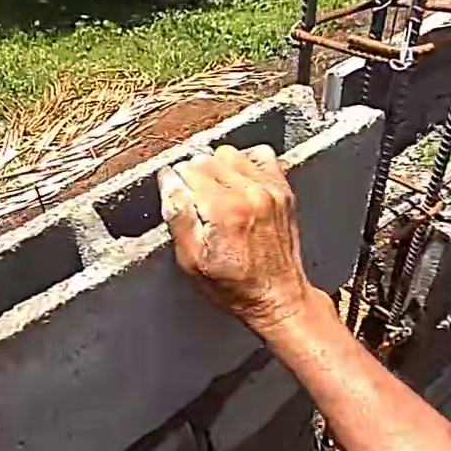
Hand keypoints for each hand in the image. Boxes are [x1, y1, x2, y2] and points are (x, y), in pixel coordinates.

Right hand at [159, 145, 322, 338]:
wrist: (276, 296)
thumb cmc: (235, 286)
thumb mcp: (191, 261)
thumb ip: (178, 217)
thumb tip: (168, 183)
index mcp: (225, 210)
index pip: (187, 172)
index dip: (175, 184)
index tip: (175, 197)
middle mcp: (250, 193)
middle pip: (206, 160)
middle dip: (193, 176)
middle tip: (194, 202)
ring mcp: (269, 189)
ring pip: (230, 154)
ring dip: (217, 168)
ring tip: (214, 193)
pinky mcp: (282, 189)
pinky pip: (259, 155)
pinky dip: (245, 163)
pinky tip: (237, 183)